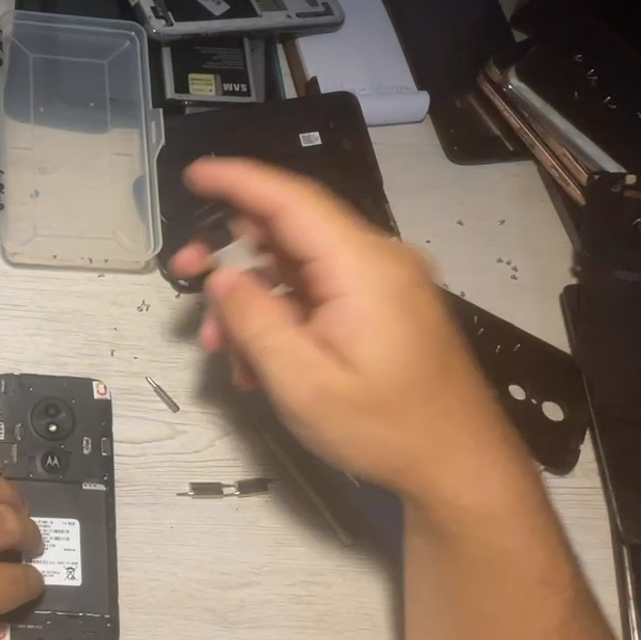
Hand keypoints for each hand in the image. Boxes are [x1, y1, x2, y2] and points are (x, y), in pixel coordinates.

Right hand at [167, 159, 521, 504]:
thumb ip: (255, 322)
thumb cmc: (384, 428)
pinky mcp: (377, 306)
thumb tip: (222, 277)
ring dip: (248, 297)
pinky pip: (311, 293)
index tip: (194, 173)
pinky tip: (256, 359)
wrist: (457, 466)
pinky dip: (275, 315)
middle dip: (229, 250)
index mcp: (362, 269)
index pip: (292, 202)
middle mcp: (375, 262)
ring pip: (292, 267)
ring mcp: (378, 284)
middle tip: (183, 273)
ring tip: (222, 346)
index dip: (239, 181)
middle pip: (288, 231)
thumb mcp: (303, 383)